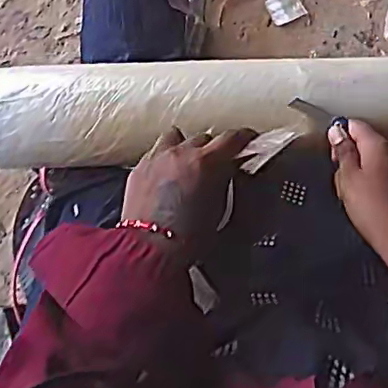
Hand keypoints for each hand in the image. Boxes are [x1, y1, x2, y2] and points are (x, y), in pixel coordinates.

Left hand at [121, 127, 256, 259]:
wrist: (150, 249)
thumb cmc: (188, 238)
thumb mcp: (219, 208)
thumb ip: (224, 181)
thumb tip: (226, 170)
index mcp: (207, 162)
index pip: (232, 137)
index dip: (243, 138)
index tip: (247, 141)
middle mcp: (181, 153)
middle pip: (204, 138)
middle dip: (212, 149)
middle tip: (215, 166)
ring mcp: (158, 157)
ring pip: (177, 138)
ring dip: (185, 148)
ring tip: (186, 165)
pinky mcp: (140, 167)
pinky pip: (156, 152)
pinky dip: (164, 160)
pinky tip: (165, 176)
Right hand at [328, 119, 387, 266]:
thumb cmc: (373, 209)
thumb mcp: (347, 177)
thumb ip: (342, 150)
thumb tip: (336, 131)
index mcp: (378, 144)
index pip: (354, 124)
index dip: (339, 135)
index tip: (333, 151)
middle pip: (365, 139)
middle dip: (350, 152)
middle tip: (341, 174)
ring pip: (373, 155)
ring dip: (360, 166)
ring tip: (354, 189)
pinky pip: (383, 169)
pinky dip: (372, 177)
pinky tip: (366, 195)